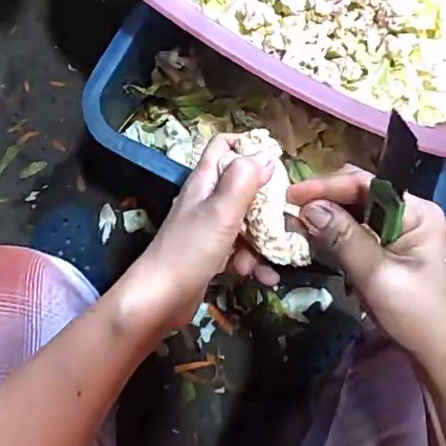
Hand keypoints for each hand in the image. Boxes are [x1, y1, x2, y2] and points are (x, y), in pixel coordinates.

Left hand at [122, 134, 273, 333]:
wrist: (159, 300)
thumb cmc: (190, 249)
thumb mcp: (221, 210)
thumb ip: (243, 179)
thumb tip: (266, 155)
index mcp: (204, 180)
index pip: (223, 145)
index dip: (248, 145)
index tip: (276, 161)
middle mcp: (205, 199)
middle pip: (240, 185)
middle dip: (266, 199)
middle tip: (286, 212)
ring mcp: (207, 227)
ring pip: (244, 220)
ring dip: (262, 237)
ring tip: (275, 254)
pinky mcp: (211, 254)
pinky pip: (239, 249)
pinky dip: (252, 260)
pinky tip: (264, 276)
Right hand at [287, 167, 445, 371]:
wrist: (442, 357)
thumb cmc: (417, 314)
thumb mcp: (377, 274)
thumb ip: (343, 237)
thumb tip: (308, 206)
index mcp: (417, 211)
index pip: (365, 185)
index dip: (326, 186)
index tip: (292, 194)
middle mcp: (409, 213)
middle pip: (359, 194)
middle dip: (324, 198)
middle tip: (289, 206)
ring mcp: (399, 231)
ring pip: (354, 212)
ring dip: (326, 215)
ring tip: (295, 219)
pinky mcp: (388, 249)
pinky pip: (356, 231)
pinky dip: (334, 232)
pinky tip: (313, 235)